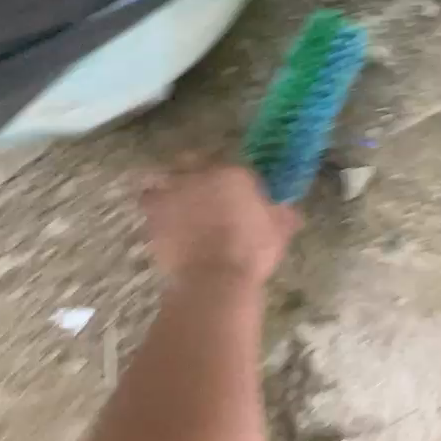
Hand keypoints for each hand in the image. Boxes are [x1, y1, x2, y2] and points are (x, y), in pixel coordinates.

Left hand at [139, 162, 300, 289]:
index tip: (235, 194)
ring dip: (164, 188)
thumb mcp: (279, 232)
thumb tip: (291, 213)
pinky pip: (149, 207)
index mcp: (231, 174)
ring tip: (172, 204)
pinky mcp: (152, 219)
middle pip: (187, 162)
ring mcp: (171, 196)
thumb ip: (283, 216)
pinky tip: (164, 226)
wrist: (214, 278)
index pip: (230, 166)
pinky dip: (155, 213)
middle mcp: (197, 177)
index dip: (231, 179)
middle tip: (198, 190)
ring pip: (159, 180)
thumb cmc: (251, 250)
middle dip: (191, 171)